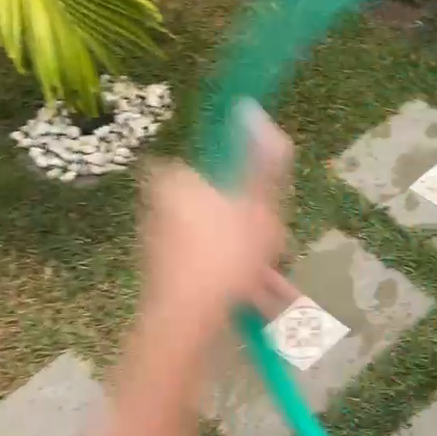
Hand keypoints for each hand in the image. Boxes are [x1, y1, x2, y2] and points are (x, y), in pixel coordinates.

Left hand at [137, 102, 296, 347]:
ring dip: (254, 266)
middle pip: (222, 211)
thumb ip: (263, 165)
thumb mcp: (258, 206)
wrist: (187, 319)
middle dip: (255, 237)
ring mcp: (161, 243)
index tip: (263, 212)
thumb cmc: (225, 257)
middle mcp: (160, 205)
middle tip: (275, 255)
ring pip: (222, 246)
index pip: (214, 171)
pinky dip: (237, 284)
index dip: (244, 190)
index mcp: (176, 179)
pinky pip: (213, 271)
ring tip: (276, 289)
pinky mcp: (167, 275)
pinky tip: (262, 303)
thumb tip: (259, 116)